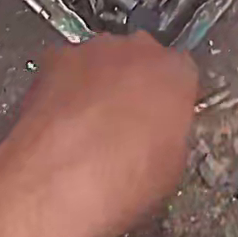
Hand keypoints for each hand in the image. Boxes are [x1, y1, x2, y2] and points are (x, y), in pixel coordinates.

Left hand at [0, 33, 197, 236]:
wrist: (55, 184)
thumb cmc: (117, 181)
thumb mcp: (170, 170)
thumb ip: (172, 135)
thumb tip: (163, 141)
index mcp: (175, 73)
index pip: (182, 73)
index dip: (172, 97)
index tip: (164, 117)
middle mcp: (138, 51)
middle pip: (142, 60)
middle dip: (135, 86)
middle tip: (126, 126)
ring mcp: (94, 52)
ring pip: (103, 62)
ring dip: (99, 86)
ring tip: (88, 130)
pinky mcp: (55, 60)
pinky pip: (67, 69)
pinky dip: (65, 90)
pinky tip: (60, 125)